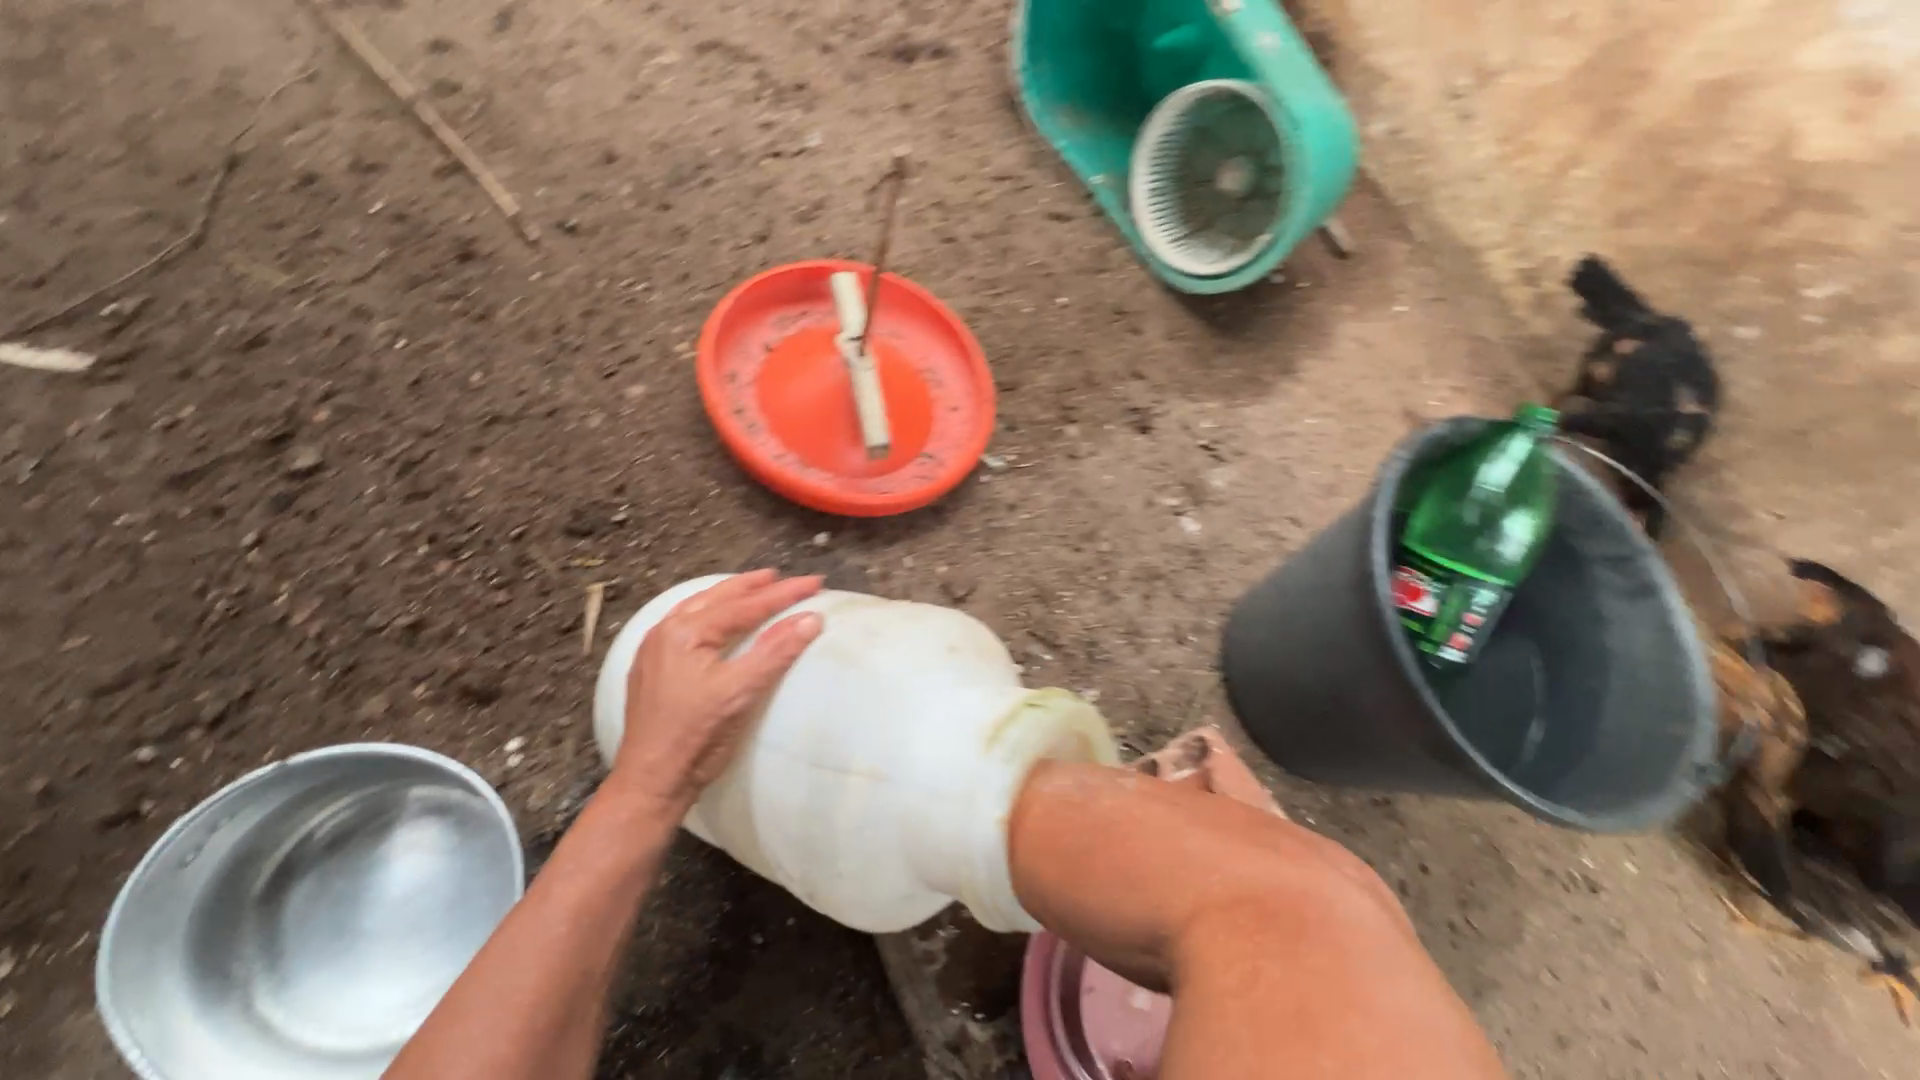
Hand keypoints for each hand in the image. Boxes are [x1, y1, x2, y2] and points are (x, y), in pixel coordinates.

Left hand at [610, 570, 824, 811]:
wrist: (650, 781)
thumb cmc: (696, 737)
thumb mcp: (741, 692)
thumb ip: (775, 651)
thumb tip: (811, 618)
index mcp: (685, 632)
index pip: (744, 606)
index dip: (783, 594)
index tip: (814, 582)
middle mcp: (664, 632)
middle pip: (717, 599)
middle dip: (753, 587)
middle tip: (782, 578)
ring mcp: (653, 651)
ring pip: (697, 610)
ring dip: (729, 598)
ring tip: (753, 589)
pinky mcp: (651, 670)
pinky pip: (685, 627)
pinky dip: (710, 615)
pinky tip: (717, 622)